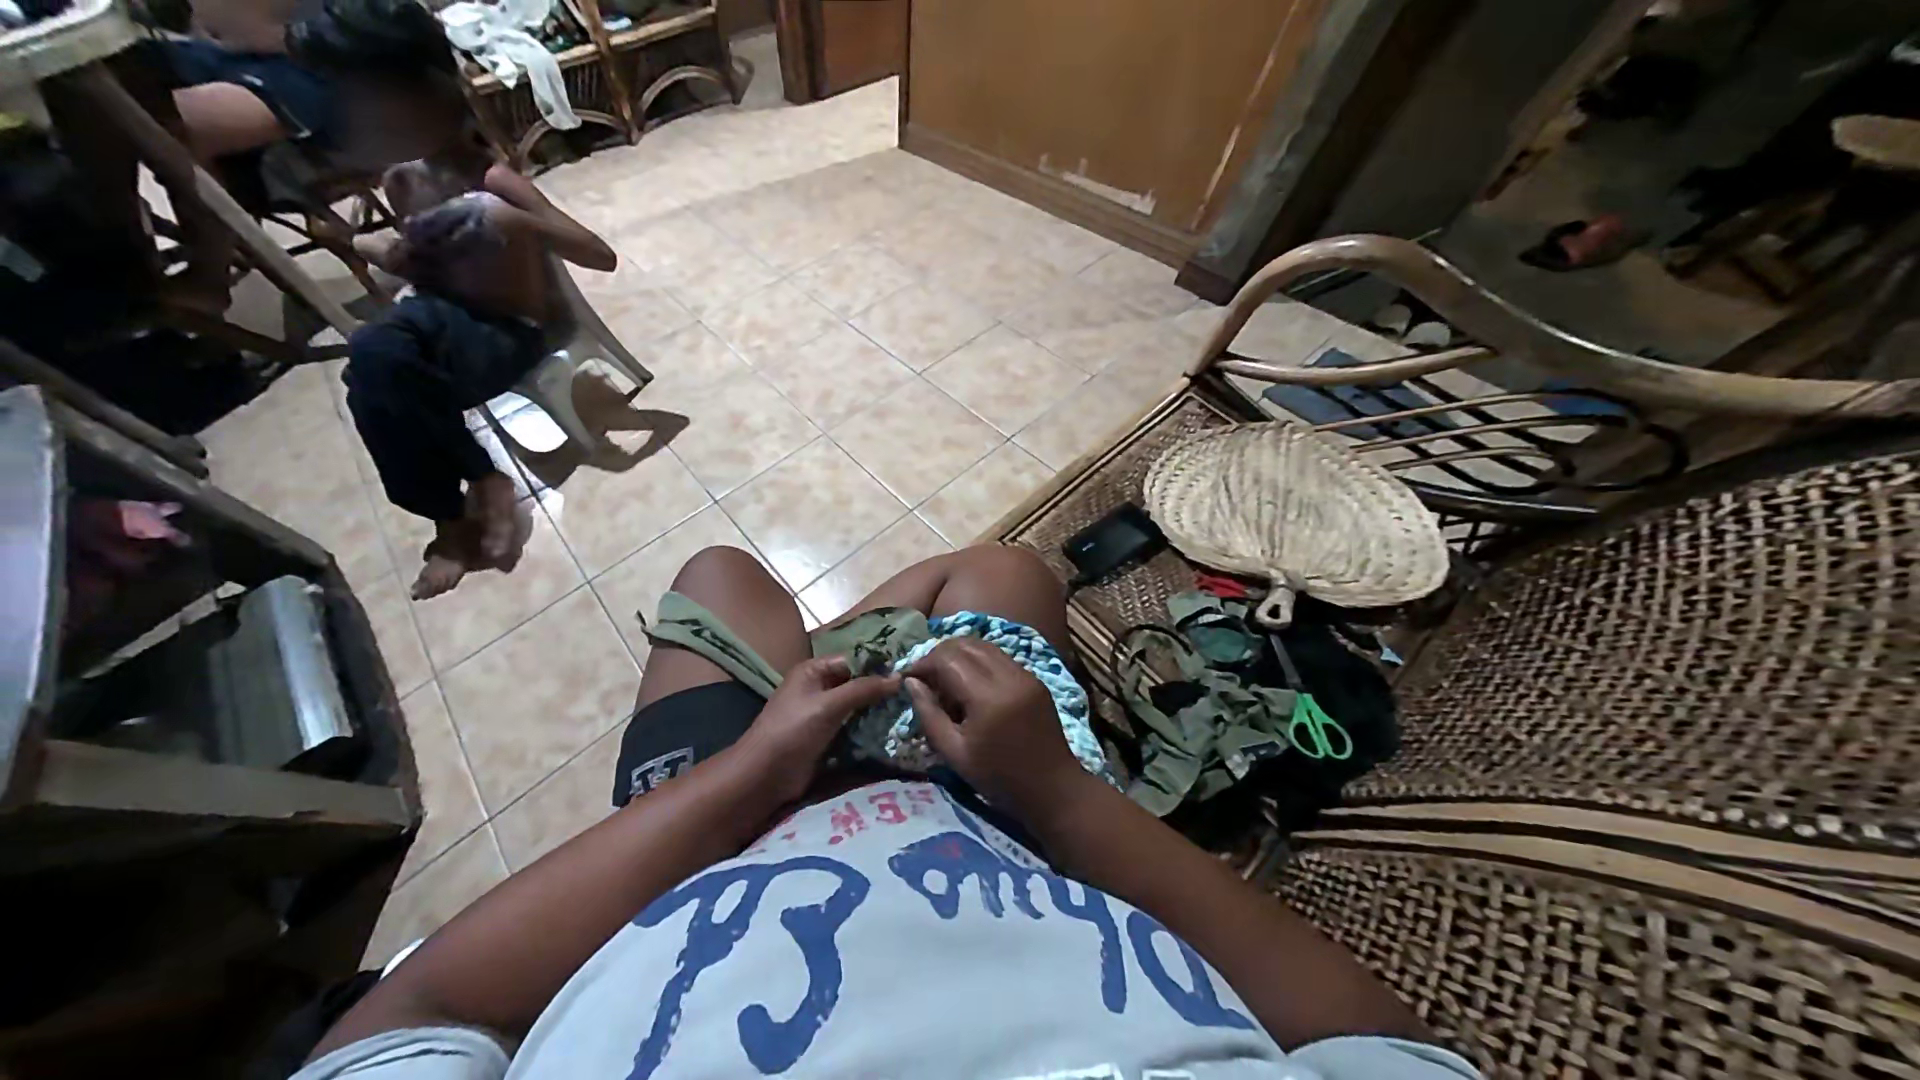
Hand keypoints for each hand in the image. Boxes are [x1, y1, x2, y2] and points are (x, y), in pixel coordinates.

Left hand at [733, 657, 898, 805]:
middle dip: (880, 689)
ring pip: (857, 706)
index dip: (878, 666)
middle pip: (856, 682)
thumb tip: (898, 677)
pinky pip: (853, 726)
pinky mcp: (827, 736)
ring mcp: (822, 713)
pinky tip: (892, 729)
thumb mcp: (829, 705)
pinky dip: (869, 727)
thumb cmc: (793, 731)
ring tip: (909, 710)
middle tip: (913, 693)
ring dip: (877, 710)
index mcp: (813, 671)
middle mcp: (818, 687)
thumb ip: (864, 689)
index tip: (908, 673)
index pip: (853, 660)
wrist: (765, 776)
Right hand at [906, 638, 1092, 823]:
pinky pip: (1000, 658)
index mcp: (988, 697)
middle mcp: (1009, 676)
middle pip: (965, 644)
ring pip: (984, 646)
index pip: (947, 659)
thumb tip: (911, 682)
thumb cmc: (999, 778)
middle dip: (939, 655)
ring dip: (959, 656)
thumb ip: (929, 714)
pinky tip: (970, 686)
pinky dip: (979, 662)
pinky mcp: (1034, 679)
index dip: (923, 663)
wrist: (1053, 789)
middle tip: (925, 678)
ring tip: (946, 681)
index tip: (909, 678)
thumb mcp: (954, 753)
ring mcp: (1025, 675)